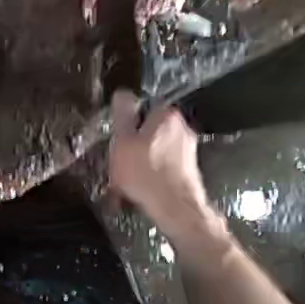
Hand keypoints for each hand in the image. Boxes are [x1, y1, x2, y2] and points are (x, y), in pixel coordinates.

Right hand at [107, 89, 225, 246]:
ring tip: (126, 182)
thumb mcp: (123, 141)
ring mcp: (187, 152)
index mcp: (167, 115)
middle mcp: (182, 129)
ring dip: (140, 165)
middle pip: (148, 132)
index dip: (125, 125)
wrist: (175, 209)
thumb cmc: (147, 175)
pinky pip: (162, 170)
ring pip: (154, 153)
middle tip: (118, 163)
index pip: (141, 109)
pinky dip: (150, 178)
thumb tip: (122, 94)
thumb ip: (122, 115)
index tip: (117, 140)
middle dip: (133, 147)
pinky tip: (140, 191)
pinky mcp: (187, 172)